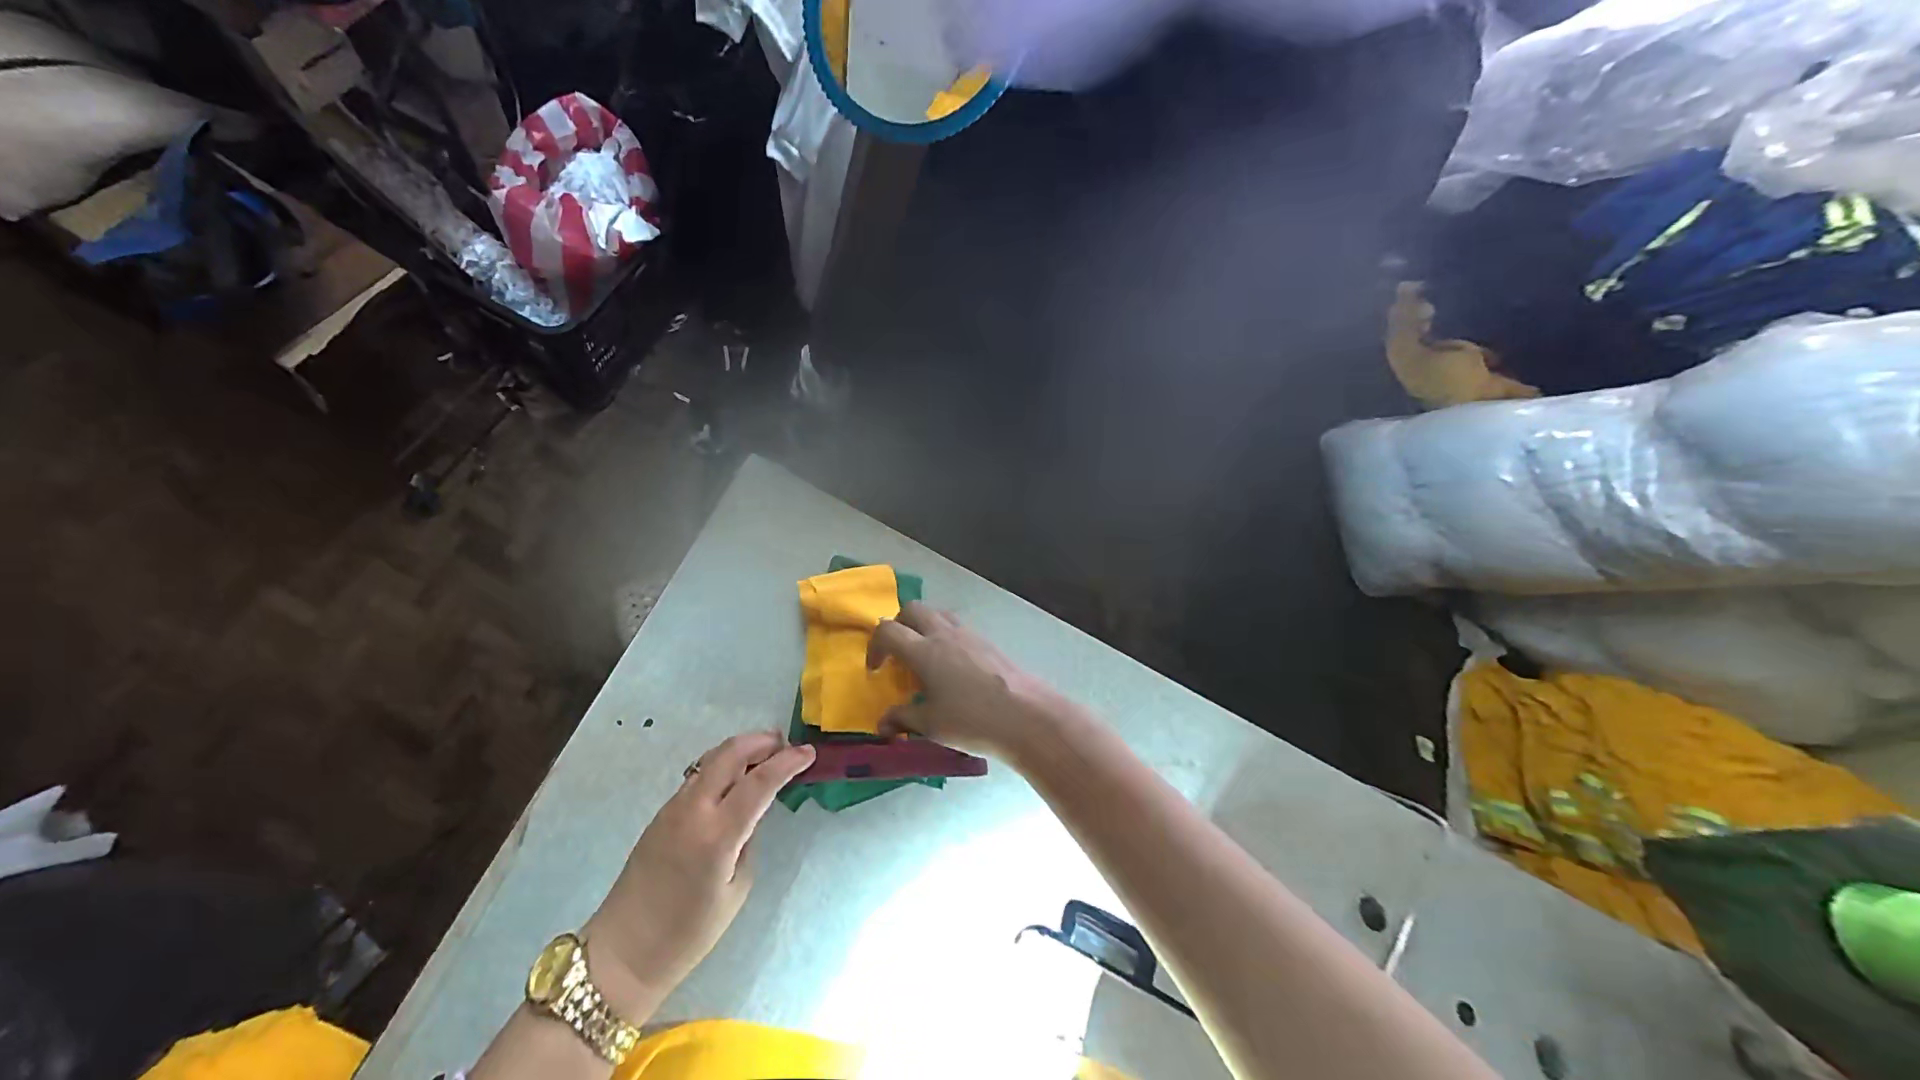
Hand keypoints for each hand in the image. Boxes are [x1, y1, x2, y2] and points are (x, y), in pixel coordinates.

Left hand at [582, 732, 814, 1019]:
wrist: (623, 952)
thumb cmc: (689, 933)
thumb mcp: (737, 888)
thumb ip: (748, 840)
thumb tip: (754, 812)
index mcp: (717, 836)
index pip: (759, 782)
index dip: (787, 762)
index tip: (809, 752)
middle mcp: (693, 811)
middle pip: (729, 754)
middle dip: (760, 741)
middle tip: (785, 744)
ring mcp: (672, 809)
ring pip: (710, 760)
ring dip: (740, 751)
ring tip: (765, 756)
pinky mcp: (660, 814)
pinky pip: (697, 777)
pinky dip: (722, 767)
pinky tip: (735, 780)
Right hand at [867, 602, 1079, 760]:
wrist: (1027, 716)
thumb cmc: (972, 720)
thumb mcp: (931, 725)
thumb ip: (903, 718)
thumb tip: (883, 723)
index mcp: (924, 650)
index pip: (888, 630)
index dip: (875, 646)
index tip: (876, 670)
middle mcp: (945, 634)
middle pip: (913, 610)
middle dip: (898, 627)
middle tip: (897, 656)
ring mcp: (970, 635)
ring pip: (938, 614)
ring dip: (923, 628)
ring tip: (925, 659)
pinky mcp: (988, 642)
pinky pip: (958, 628)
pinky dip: (945, 638)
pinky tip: (952, 669)